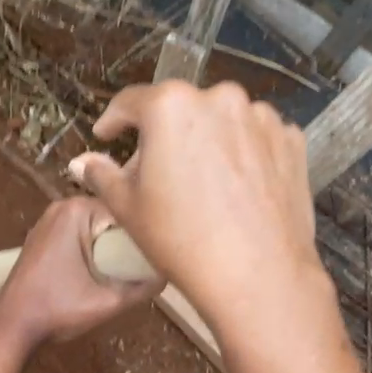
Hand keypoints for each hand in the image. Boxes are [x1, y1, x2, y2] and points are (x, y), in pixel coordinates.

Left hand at [0, 196, 160, 347]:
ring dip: (111, 249)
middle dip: (127, 242)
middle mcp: (62, 207)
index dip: (145, 233)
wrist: (12, 327)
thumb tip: (169, 273)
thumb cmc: (57, 311)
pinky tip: (103, 273)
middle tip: (146, 267)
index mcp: (78, 210)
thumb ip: (143, 286)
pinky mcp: (43, 238)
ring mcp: (49, 222)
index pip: (127, 211)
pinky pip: (79, 237)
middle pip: (112, 219)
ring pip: (96, 230)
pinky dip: (92, 252)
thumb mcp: (108, 301)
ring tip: (130, 271)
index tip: (160, 255)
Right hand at [68, 81, 327, 337]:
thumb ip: (102, 176)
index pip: (131, 102)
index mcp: (170, 107)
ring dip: (204, 144)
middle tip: (155, 175)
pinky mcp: (290, 140)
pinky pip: (254, 139)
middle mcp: (219, 98)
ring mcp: (260, 117)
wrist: (256, 273)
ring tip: (199, 187)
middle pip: (179, 111)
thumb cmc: (180, 239)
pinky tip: (233, 191)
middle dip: (163, 136)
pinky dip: (240, 155)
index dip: (114, 121)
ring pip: (220, 123)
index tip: (107, 135)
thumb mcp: (127, 209)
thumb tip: (81, 163)